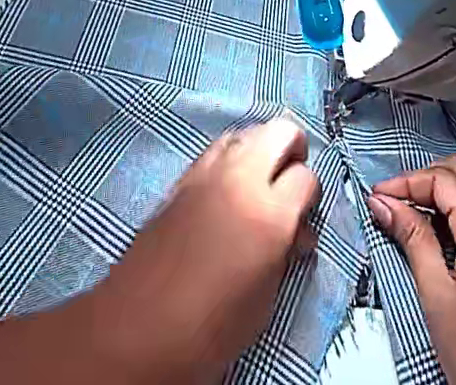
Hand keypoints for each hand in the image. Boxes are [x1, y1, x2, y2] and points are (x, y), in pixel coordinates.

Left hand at [82, 115, 320, 383]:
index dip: (310, 196)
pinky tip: (231, 183)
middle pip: (278, 131)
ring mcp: (209, 171)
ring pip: (245, 132)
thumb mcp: (267, 295)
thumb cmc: (214, 323)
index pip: (306, 177)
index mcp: (269, 212)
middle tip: (291, 178)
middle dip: (293, 149)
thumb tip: (295, 229)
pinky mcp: (184, 175)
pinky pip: (218, 147)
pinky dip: (232, 154)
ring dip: (260, 147)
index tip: (304, 214)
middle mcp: (240, 178)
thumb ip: (286, 249)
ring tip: (261, 180)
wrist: (145, 320)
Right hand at [367, 154, 455, 384]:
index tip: (379, 197)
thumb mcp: (437, 295)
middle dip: (425, 177)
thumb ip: (412, 238)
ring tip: (409, 217)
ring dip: (441, 192)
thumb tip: (384, 203)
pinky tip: (436, 236)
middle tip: (395, 199)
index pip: (443, 179)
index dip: (405, 182)